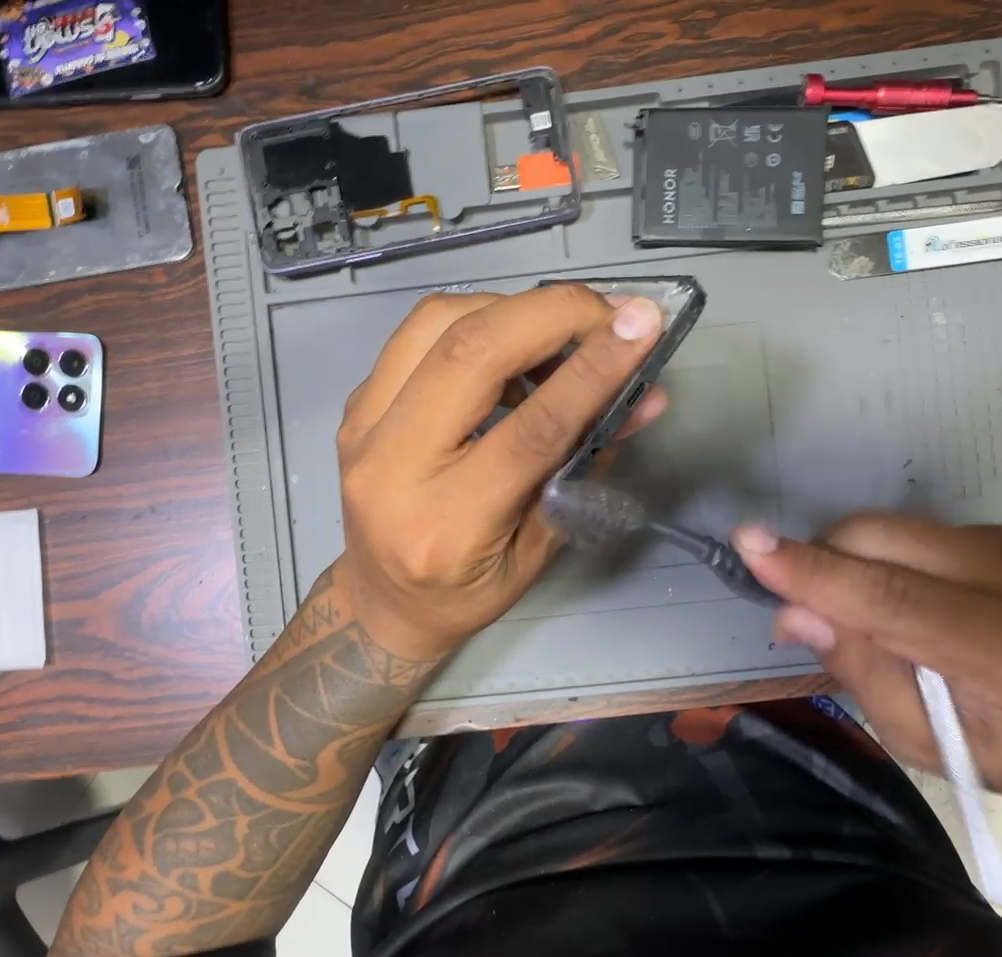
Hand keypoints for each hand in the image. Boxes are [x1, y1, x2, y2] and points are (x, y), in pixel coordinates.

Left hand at [334, 286, 666, 659]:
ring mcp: (363, 428)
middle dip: (552, 313)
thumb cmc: (465, 593)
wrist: (382, 602)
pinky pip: (418, 334)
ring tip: (561, 333)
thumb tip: (645, 397)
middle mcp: (391, 466)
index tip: (641, 325)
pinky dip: (477, 323)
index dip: (591, 370)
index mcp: (446, 524)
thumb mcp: (538, 549)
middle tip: (610, 312)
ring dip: (512, 309)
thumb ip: (584, 468)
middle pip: (470, 351)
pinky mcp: (356, 404)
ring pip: (436, 322)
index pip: (530, 429)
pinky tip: (512, 349)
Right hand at [732, 516, 1001, 822]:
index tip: (749, 545)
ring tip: (867, 618)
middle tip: (801, 607)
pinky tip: (909, 603)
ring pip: (901, 528)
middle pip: (892, 539)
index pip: (898, 600)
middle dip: (825, 560)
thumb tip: (794, 611)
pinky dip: (890, 559)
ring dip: (857, 562)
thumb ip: (861, 672)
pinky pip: (924, 532)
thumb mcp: (927, 744)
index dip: (819, 574)